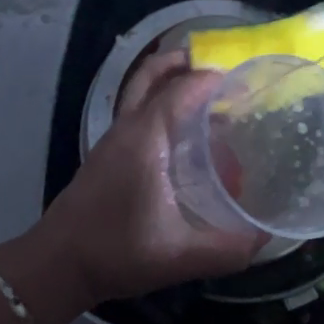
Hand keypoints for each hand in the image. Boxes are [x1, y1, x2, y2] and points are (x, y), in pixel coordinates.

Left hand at [34, 51, 265, 303]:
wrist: (59, 261)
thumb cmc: (116, 251)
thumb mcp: (179, 256)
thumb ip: (227, 249)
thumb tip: (264, 238)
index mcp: (145, 139)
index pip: (180, 90)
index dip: (209, 79)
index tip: (242, 80)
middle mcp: (127, 128)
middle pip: (151, 75)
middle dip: (181, 62)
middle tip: (216, 66)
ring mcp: (113, 138)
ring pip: (138, 90)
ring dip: (166, 79)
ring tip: (201, 89)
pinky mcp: (106, 152)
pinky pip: (135, 110)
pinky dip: (156, 101)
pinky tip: (177, 129)